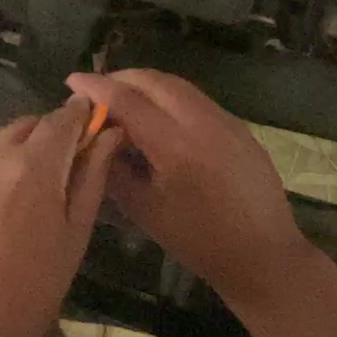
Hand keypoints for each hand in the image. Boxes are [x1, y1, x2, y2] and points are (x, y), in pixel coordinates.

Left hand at [0, 95, 124, 336]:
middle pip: (29, 124)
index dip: (79, 116)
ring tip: (24, 184)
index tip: (89, 121)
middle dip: (48, 135)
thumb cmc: (30, 292)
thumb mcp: (73, 237)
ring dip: (17, 147)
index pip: (63, 119)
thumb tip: (107, 134)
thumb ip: (92, 177)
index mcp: (34, 164)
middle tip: (59, 165)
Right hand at [65, 69, 309, 311]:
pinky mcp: (239, 126)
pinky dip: (169, 96)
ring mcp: (225, 120)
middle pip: (152, 81)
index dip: (96, 87)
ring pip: (177, 85)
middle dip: (120, 78)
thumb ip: (116, 169)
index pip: (127, 100)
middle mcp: (201, 121)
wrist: (264, 257)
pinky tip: (159, 115)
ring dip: (145, 84)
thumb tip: (95, 138)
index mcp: (174, 145)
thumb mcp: (146, 211)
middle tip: (96, 89)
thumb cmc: (199, 241)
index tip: (72, 80)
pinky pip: (196, 98)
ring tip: (123, 97)